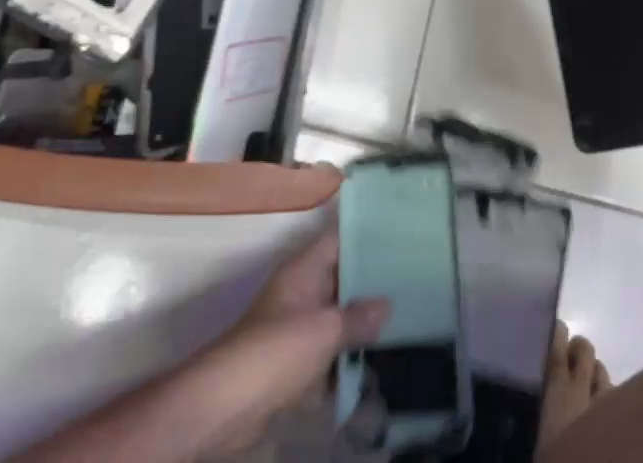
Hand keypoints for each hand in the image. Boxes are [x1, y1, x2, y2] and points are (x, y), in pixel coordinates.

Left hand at [177, 232, 388, 455]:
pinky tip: (379, 362)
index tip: (401, 237)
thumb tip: (386, 303)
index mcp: (302, 272)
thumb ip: (358, 316)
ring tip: (407, 319)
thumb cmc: (277, 352)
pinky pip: (330, 353)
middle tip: (414, 282)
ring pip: (337, 319)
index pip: (337, 241)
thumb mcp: (324, 329)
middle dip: (372, 284)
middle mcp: (300, 293)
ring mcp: (297, 329)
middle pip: (340, 280)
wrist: (228, 404)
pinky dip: (349, 358)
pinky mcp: (296, 363)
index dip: (366, 238)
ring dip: (363, 324)